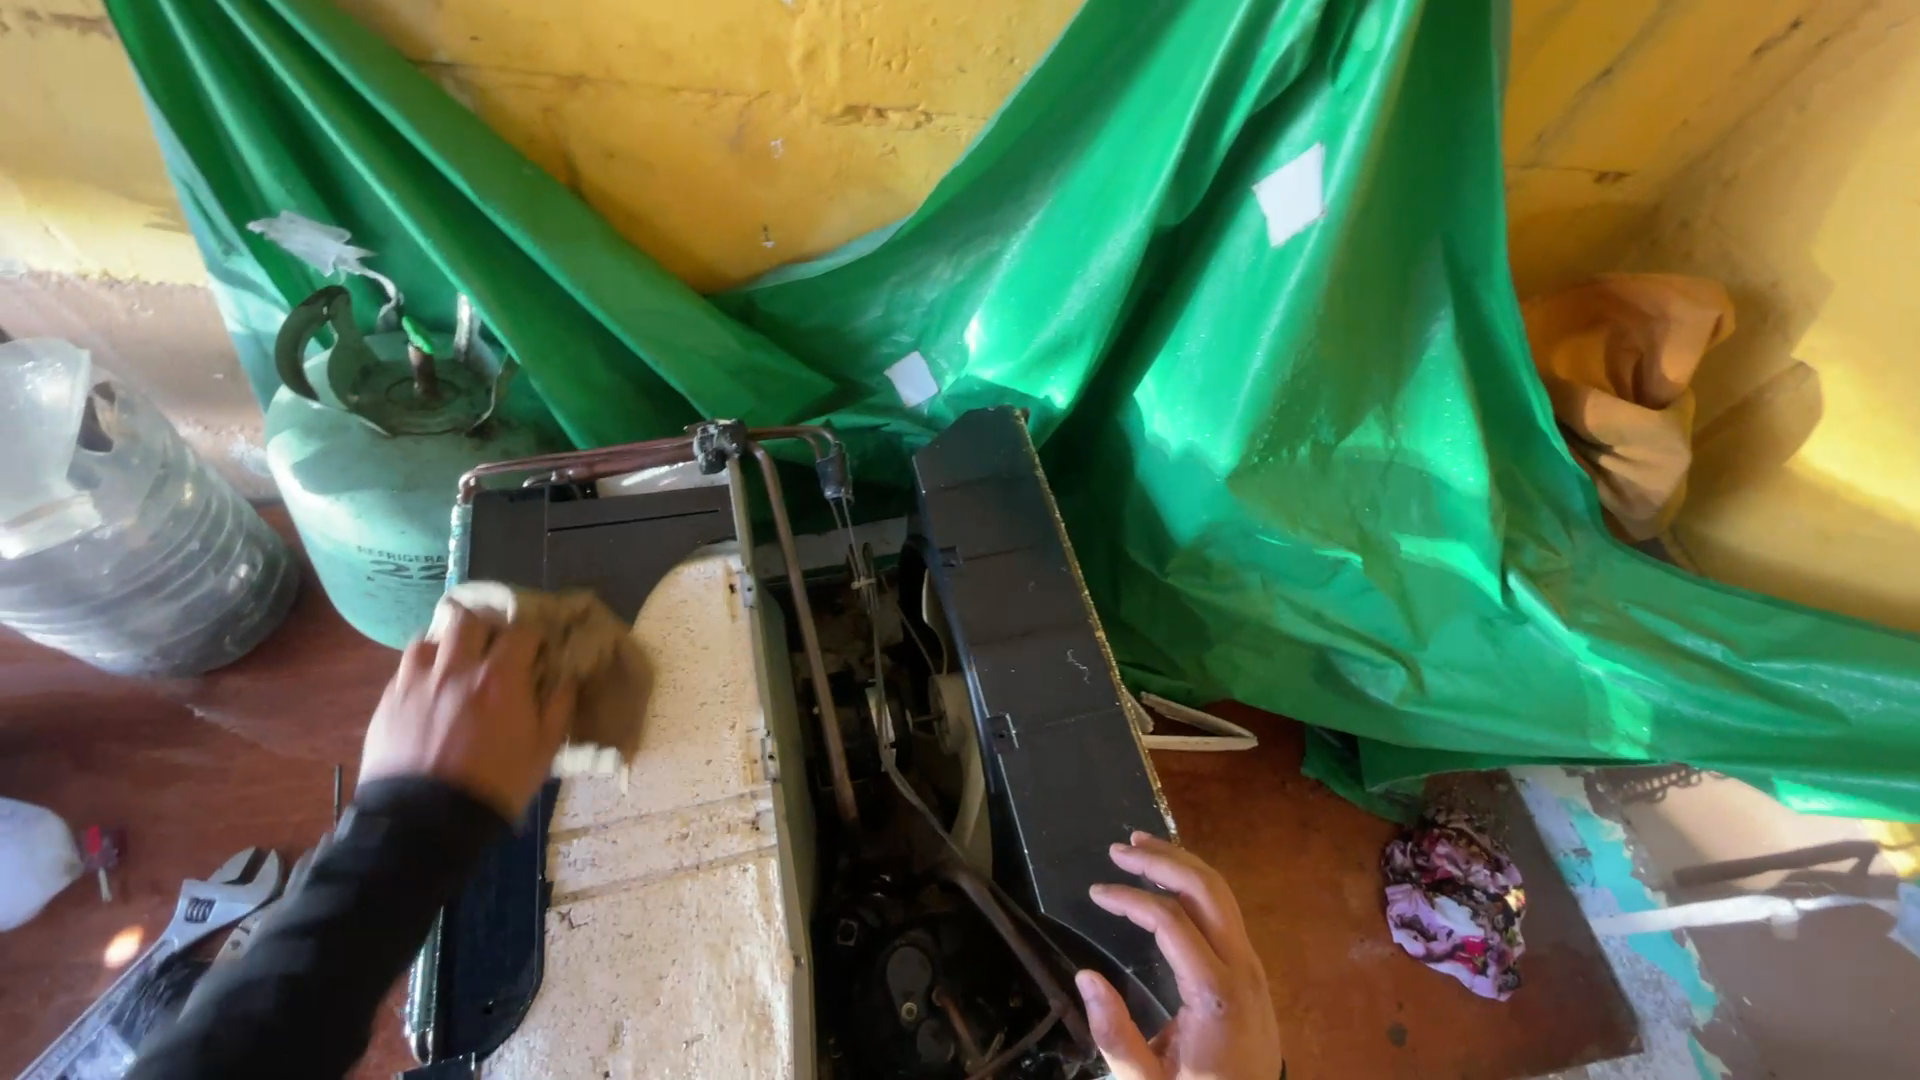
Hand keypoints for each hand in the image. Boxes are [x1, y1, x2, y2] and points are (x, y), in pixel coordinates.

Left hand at [358, 602, 575, 819]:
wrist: (424, 822)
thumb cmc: (496, 783)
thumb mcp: (544, 749)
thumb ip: (559, 707)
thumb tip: (567, 678)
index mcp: (501, 678)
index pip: (521, 632)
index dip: (533, 638)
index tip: (538, 651)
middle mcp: (457, 669)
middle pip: (470, 622)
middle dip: (487, 629)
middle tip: (494, 648)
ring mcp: (417, 683)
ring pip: (430, 639)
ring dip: (448, 646)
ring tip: (456, 664)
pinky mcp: (388, 702)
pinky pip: (406, 669)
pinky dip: (423, 670)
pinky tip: (431, 689)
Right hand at [1076, 832, 1282, 1079]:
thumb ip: (1116, 1036)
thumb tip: (1085, 976)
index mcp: (1216, 996)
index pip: (1171, 922)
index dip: (1130, 898)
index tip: (1095, 892)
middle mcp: (1242, 969)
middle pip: (1205, 890)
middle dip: (1160, 860)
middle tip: (1119, 848)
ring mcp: (1252, 966)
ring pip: (1220, 891)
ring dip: (1179, 862)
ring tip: (1140, 845)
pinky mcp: (1251, 970)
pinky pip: (1225, 909)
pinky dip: (1193, 882)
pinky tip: (1168, 878)